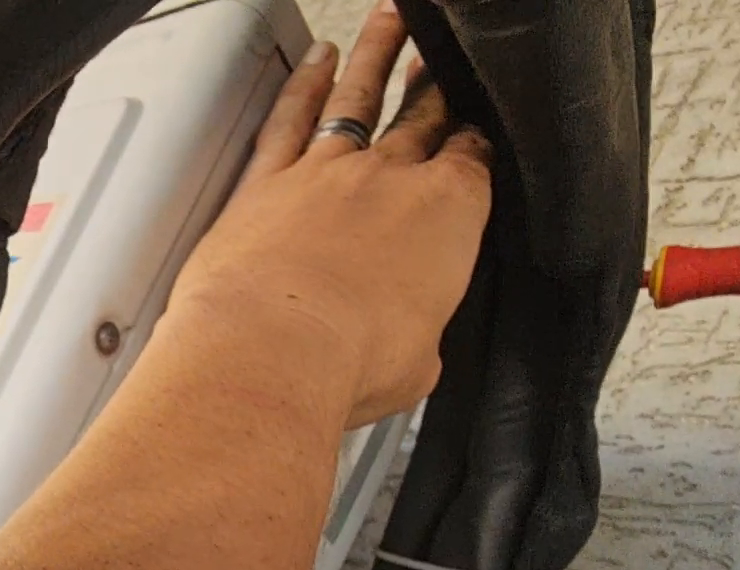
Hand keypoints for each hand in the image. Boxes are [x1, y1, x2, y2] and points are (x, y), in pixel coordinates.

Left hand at [169, 0, 492, 430]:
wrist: (272, 354)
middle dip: (437, 87)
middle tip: (445, 62)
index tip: (476, 128)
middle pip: (421, 119)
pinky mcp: (263, 187)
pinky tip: (316, 63)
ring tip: (394, 22)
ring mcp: (324, 176)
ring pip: (358, 99)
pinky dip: (303, 87)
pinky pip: (289, 121)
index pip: (472, 161)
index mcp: (448, 215)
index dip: (475, 141)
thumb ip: (418, 337)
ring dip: (378, 56)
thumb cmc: (346, 366)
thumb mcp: (415, 366)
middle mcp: (389, 180)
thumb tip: (408, 344)